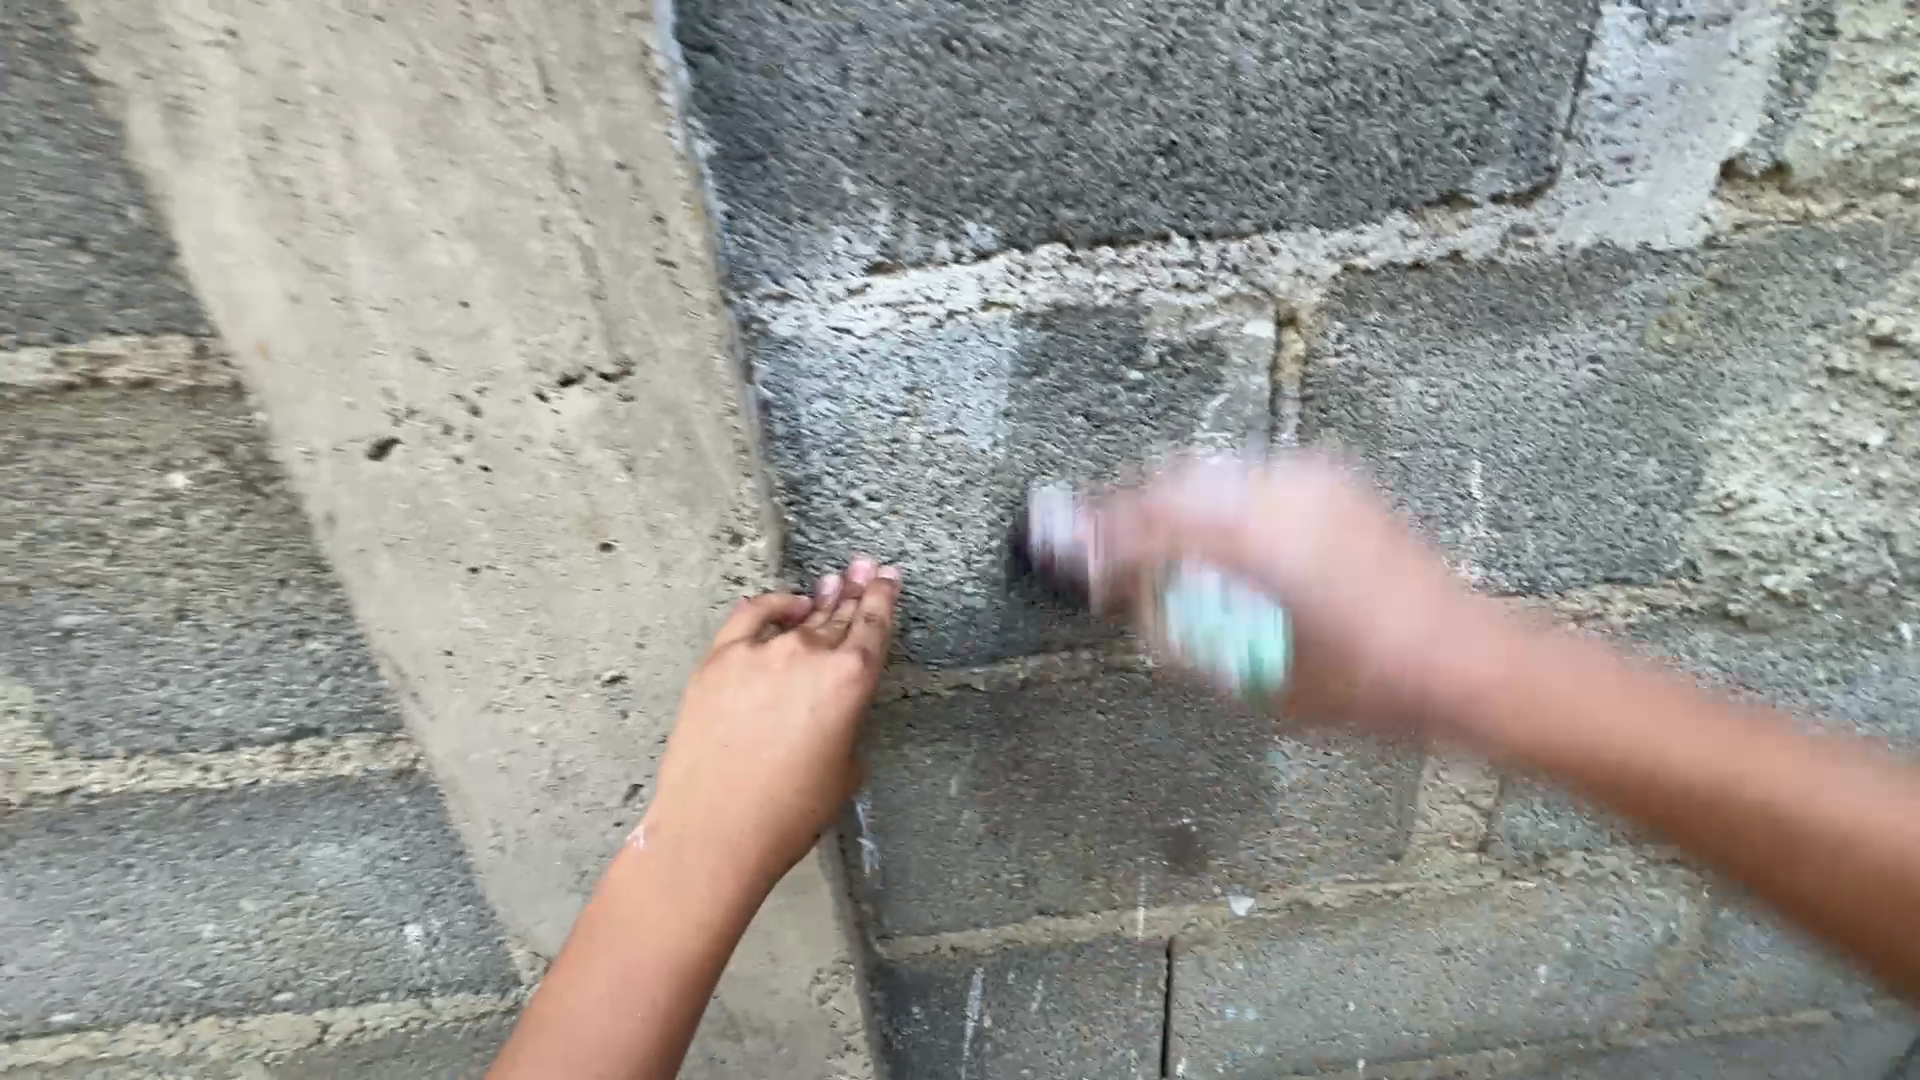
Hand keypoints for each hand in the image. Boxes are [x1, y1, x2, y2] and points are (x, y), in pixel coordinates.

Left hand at [642, 558, 900, 890]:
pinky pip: (750, 617)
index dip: (883, 596)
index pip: (874, 624)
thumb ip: (846, 721)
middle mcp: (810, 655)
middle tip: (865, 567)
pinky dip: (770, 606)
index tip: (887, 576)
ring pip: (800, 615)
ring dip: (820, 598)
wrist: (715, 830)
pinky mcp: (721, 660)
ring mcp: (762, 652)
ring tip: (834, 581)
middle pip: (840, 613)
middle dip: (856, 589)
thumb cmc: (787, 812)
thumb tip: (832, 706)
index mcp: (851, 680)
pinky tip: (786, 603)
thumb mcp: (845, 768)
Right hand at [1089, 454, 1506, 737]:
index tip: (1055, 540)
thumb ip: (1180, 633)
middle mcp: (1274, 492)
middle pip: (1168, 485)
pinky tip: (1206, 527)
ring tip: (1141, 533)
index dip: (1093, 536)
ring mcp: (1307, 479)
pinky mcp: (1330, 480)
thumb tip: (1132, 603)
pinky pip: (1246, 477)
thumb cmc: (1358, 687)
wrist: (1466, 660)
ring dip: (1163, 501)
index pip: (1146, 527)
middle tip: (1092, 538)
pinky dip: (1210, 498)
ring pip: (1205, 474)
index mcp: (1251, 542)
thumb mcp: (1252, 677)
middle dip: (1122, 510)